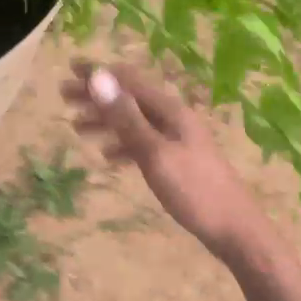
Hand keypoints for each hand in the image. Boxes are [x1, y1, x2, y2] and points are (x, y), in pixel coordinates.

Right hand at [63, 61, 272, 262]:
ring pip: (133, 121)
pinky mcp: (177, 161)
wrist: (237, 232)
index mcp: (169, 110)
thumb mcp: (155, 154)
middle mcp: (173, 118)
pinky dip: (122, 144)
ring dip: (105, 120)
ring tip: (76, 127)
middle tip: (63, 96)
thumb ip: (126, 117)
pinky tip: (107, 158)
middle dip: (95, 95)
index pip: (128, 79)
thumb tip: (99, 78)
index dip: (98, 72)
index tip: (70, 68)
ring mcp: (177, 140)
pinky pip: (143, 143)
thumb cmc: (195, 191)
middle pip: (128, 98)